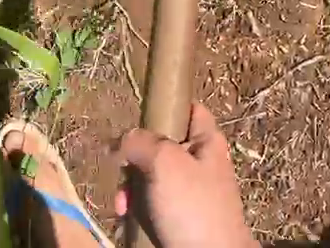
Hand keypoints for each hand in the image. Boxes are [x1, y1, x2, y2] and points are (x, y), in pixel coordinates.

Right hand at [116, 103, 257, 247]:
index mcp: (207, 141)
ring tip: (123, 204)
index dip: (166, 107)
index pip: (189, 109)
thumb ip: (141, 141)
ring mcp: (191, 194)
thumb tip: (122, 140)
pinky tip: (126, 217)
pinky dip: (137, 210)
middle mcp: (200, 164)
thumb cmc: (193, 206)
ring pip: (152, 179)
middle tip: (123, 172)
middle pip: (160, 147)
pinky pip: (152, 206)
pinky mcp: (181, 221)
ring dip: (132, 189)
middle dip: (136, 159)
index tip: (139, 116)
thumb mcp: (165, 162)